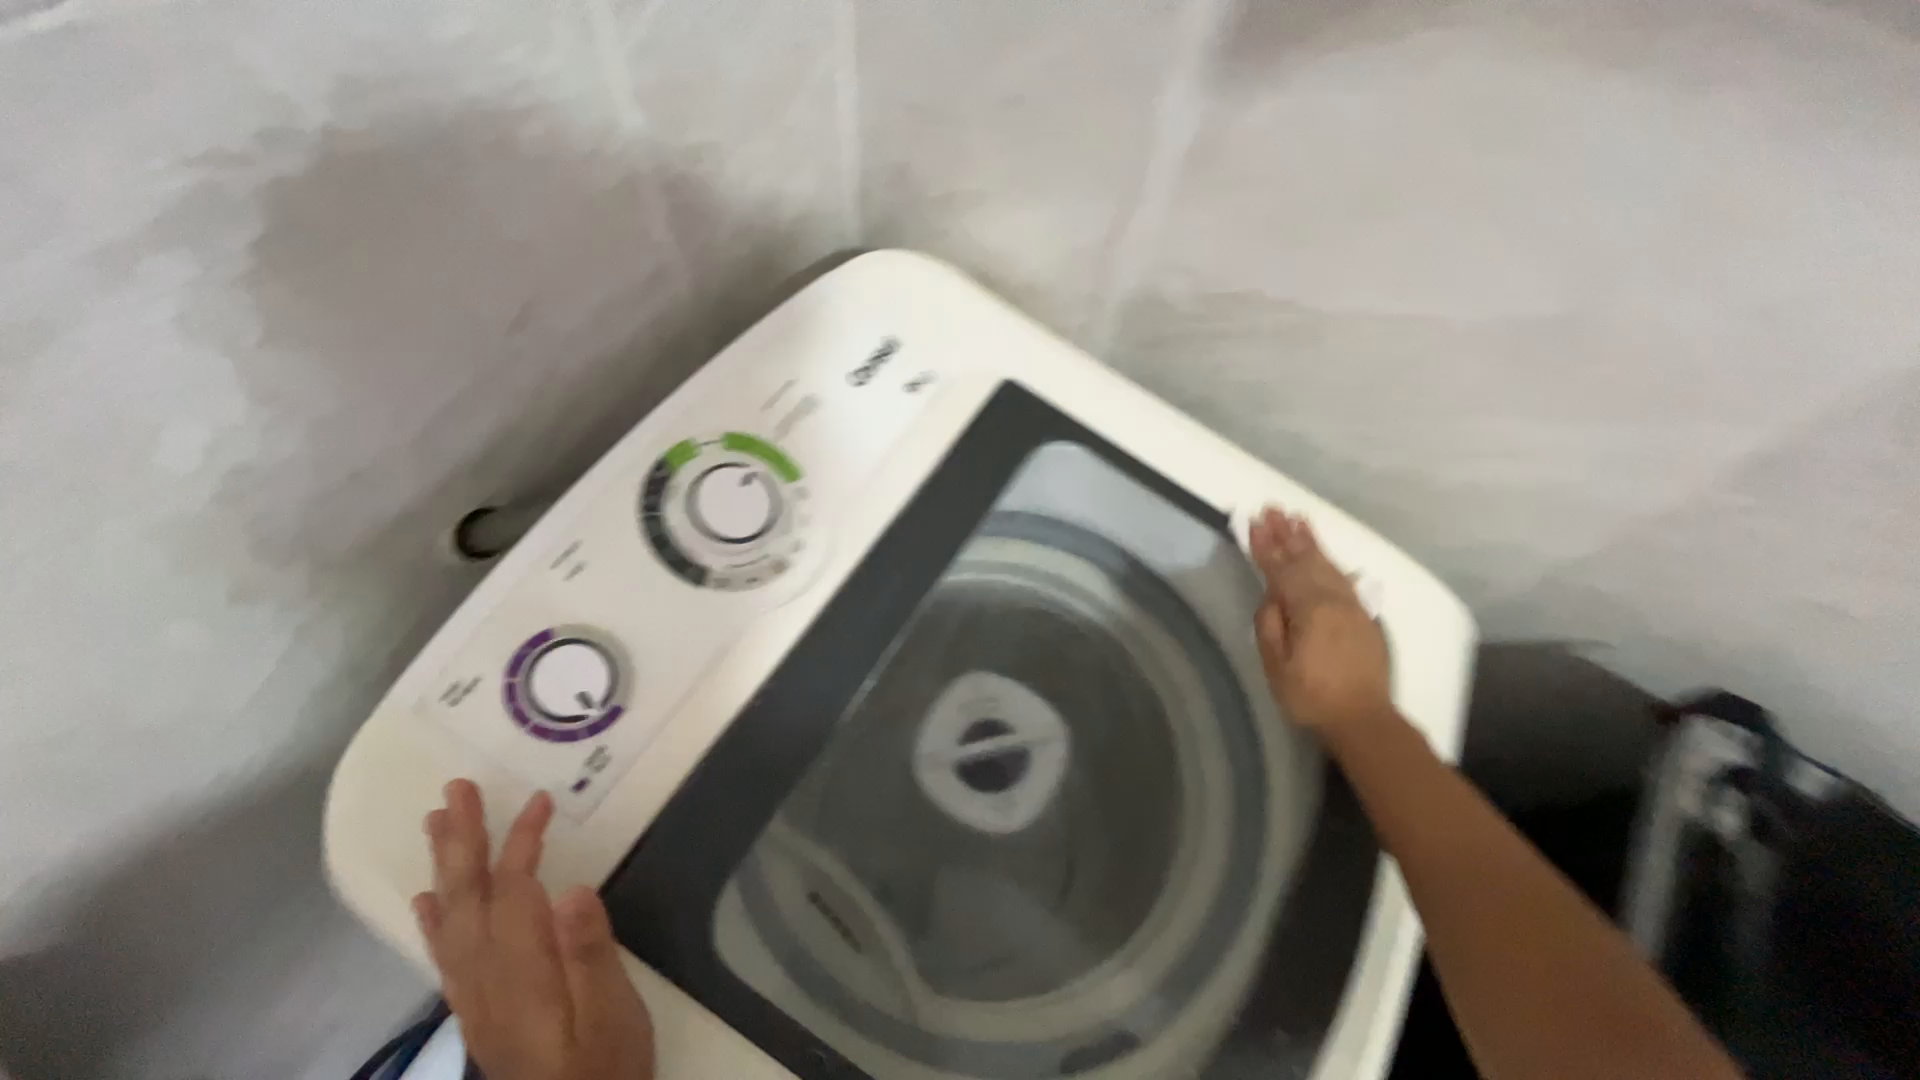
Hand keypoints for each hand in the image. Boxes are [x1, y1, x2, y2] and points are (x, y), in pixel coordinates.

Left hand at [415, 780, 655, 1079]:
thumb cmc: (604, 1068)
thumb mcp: (613, 1015)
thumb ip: (591, 954)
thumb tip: (570, 890)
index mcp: (522, 969)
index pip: (513, 890)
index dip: (522, 841)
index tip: (540, 799)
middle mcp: (486, 977)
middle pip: (467, 897)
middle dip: (463, 840)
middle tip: (457, 790)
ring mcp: (477, 995)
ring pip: (450, 919)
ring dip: (443, 868)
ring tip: (437, 824)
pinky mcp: (479, 1010)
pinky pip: (446, 956)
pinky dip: (433, 921)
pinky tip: (428, 902)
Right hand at [1248, 506, 1393, 738]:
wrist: (1364, 719)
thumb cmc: (1311, 696)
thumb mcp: (1276, 666)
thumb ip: (1270, 626)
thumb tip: (1271, 598)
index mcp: (1309, 609)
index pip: (1281, 569)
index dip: (1266, 546)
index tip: (1253, 522)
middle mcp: (1333, 599)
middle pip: (1307, 559)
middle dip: (1287, 534)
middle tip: (1273, 509)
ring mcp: (1353, 606)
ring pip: (1328, 564)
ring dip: (1311, 542)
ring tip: (1298, 519)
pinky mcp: (1365, 617)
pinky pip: (1344, 578)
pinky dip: (1330, 561)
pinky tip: (1325, 555)